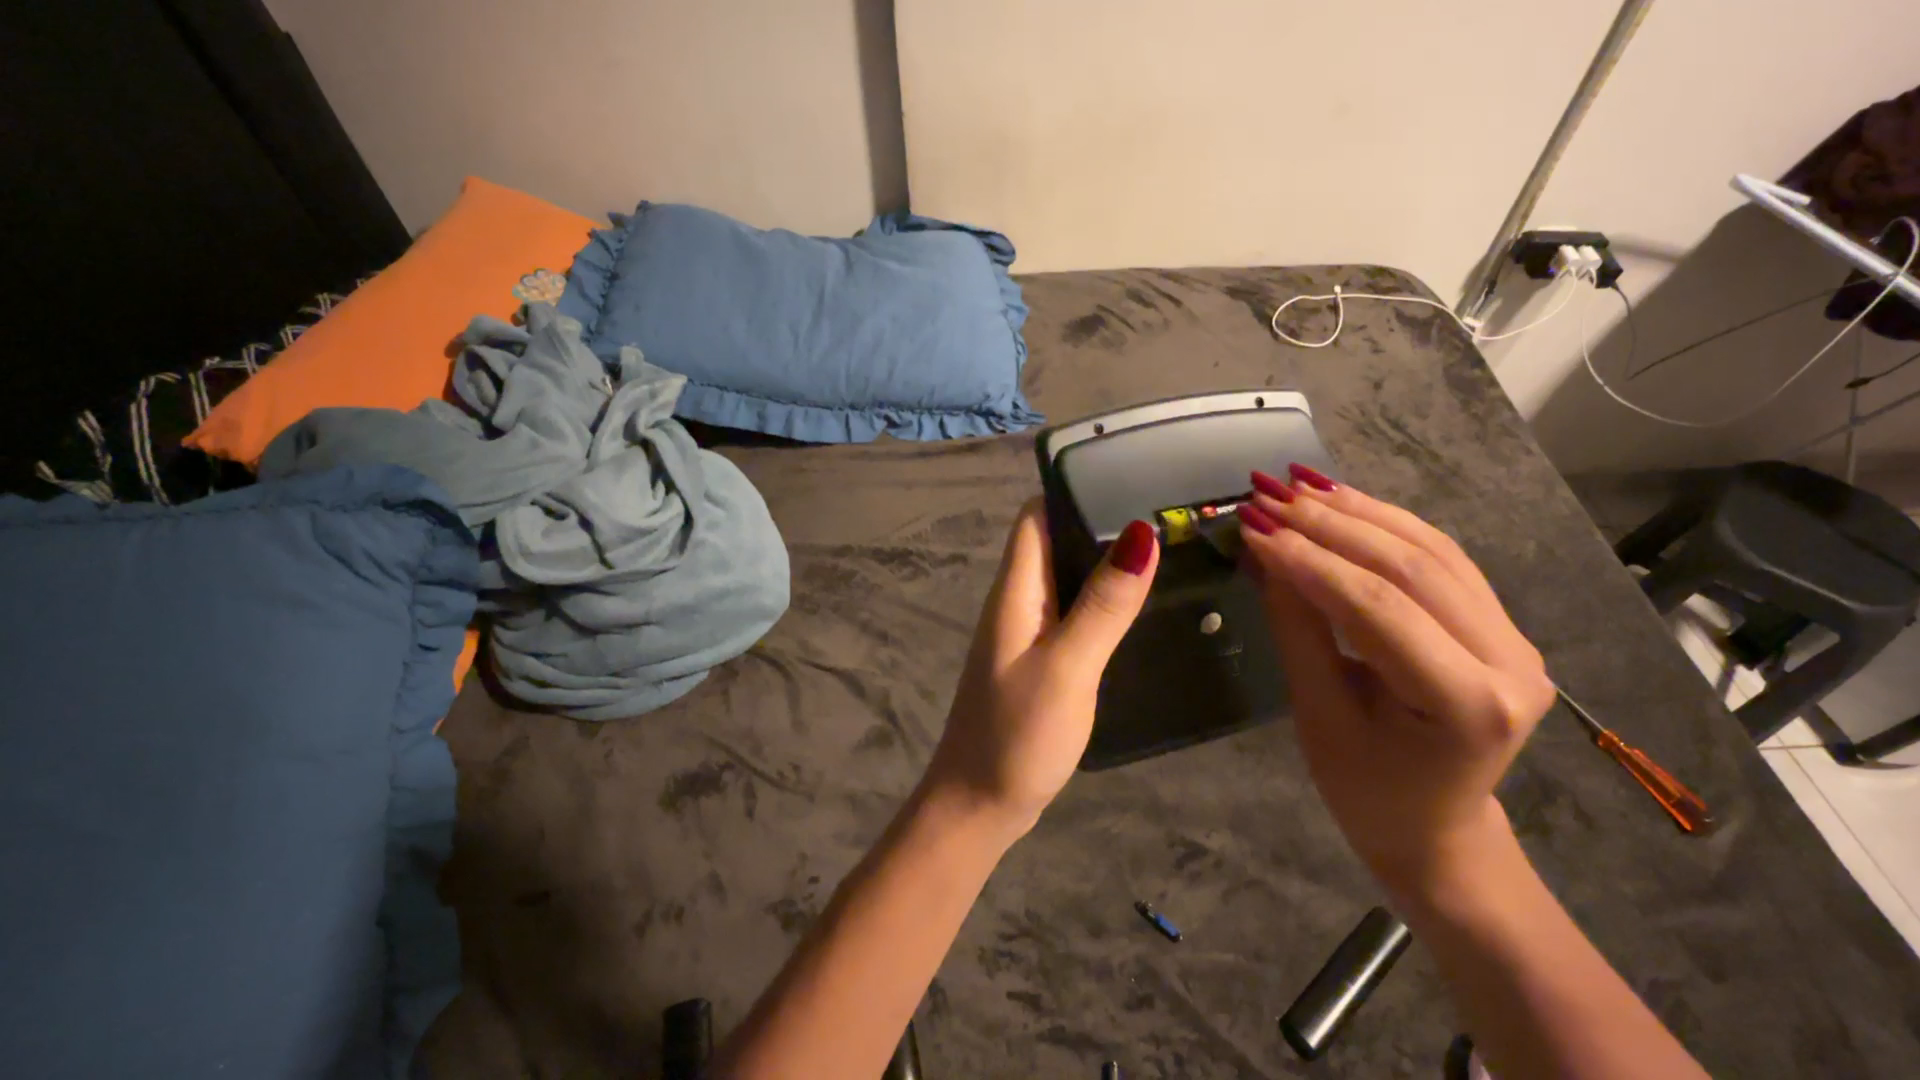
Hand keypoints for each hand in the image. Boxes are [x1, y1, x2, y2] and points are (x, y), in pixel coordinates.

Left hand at [924, 499, 1158, 838]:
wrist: (979, 806)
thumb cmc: (1017, 735)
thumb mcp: (1067, 666)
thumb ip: (1103, 604)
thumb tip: (1141, 532)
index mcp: (1016, 593)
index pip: (1035, 516)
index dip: (1074, 488)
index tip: (1131, 472)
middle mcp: (1019, 604)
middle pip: (1055, 543)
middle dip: (1102, 522)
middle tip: (1171, 510)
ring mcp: (1029, 636)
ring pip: (1068, 580)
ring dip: (1108, 563)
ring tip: (1172, 549)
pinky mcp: (1042, 664)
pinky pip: (1075, 615)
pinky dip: (1106, 603)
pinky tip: (1143, 609)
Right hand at [1236, 466, 1555, 898]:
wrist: (1435, 829)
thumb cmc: (1367, 792)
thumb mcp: (1320, 718)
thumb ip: (1298, 629)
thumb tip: (1266, 551)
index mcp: (1468, 704)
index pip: (1380, 609)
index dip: (1310, 562)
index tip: (1253, 527)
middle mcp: (1510, 661)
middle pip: (1413, 568)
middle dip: (1332, 525)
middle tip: (1268, 494)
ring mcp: (1514, 637)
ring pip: (1432, 550)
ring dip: (1358, 513)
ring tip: (1297, 486)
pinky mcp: (1500, 623)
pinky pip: (1442, 559)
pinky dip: (1386, 525)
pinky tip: (1341, 502)